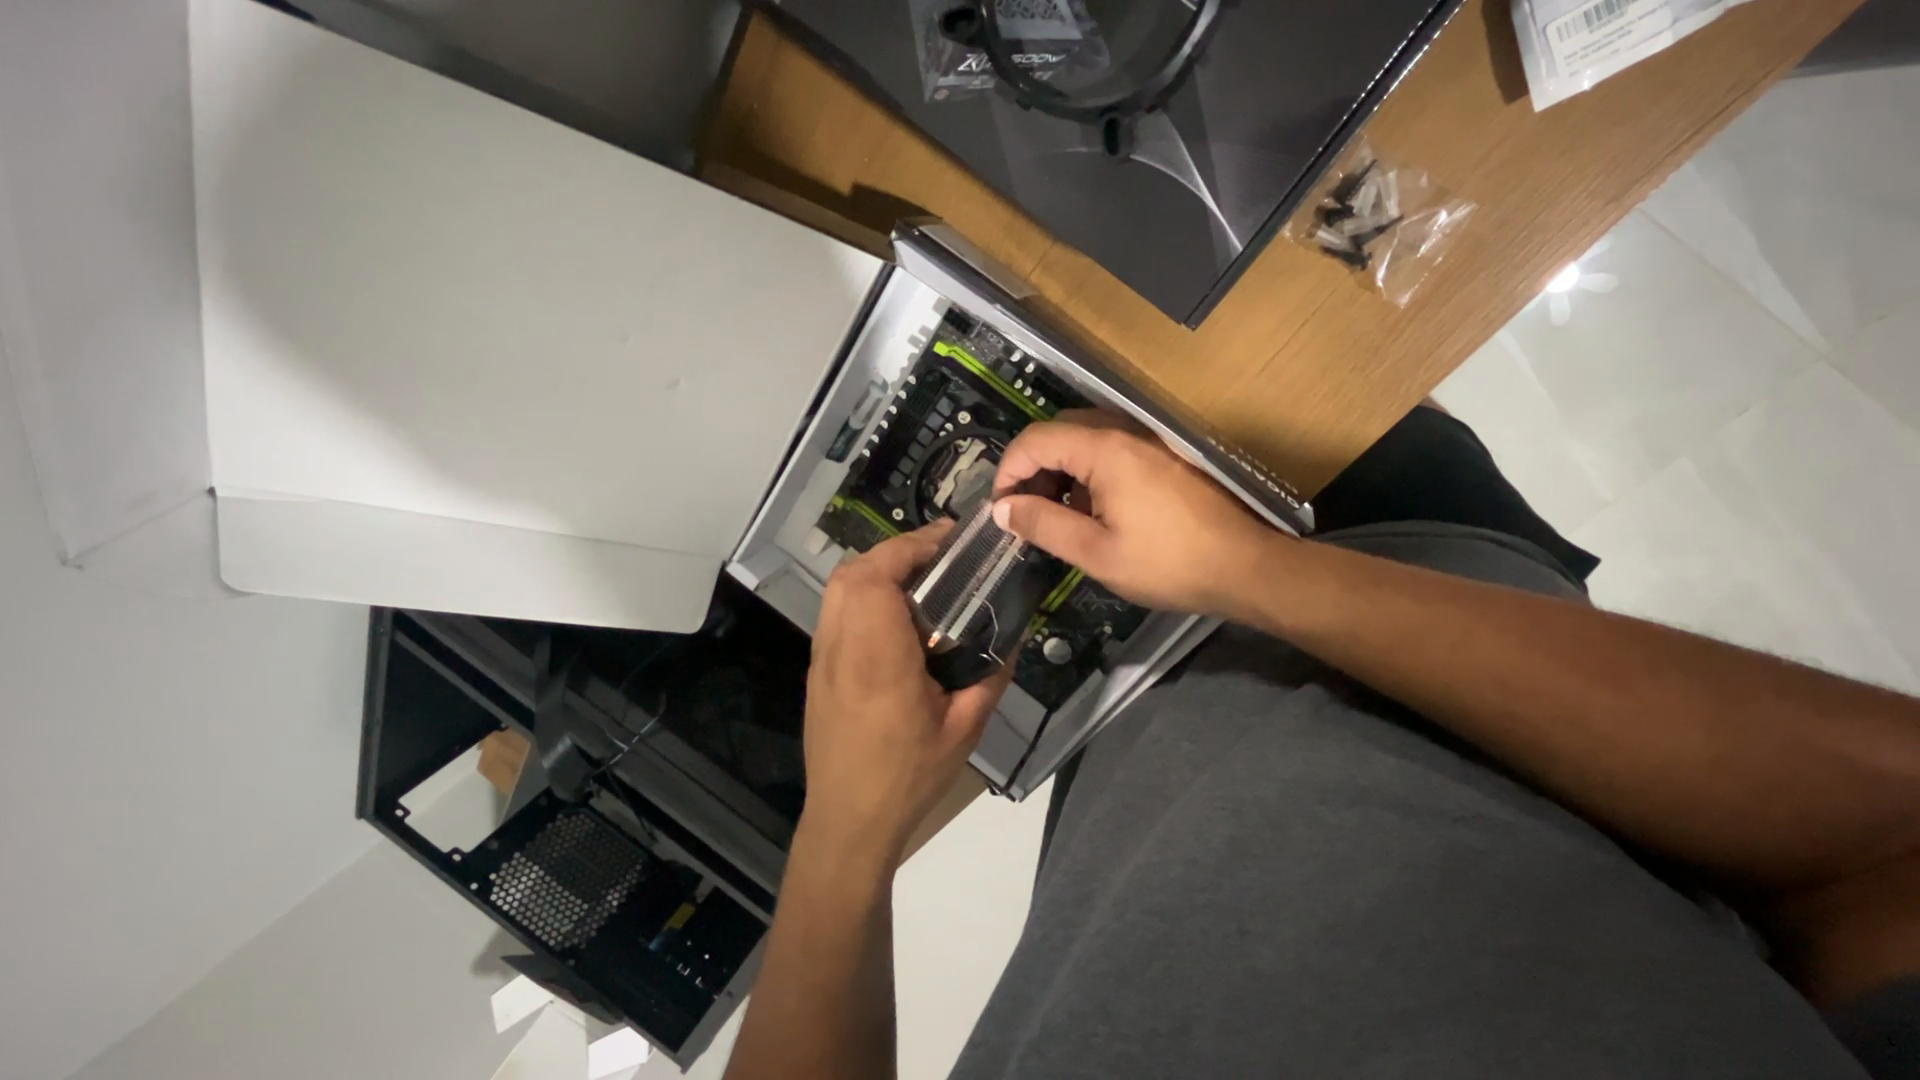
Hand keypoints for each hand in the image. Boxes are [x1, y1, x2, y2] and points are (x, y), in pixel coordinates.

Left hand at [801, 523, 1009, 872]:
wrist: (848, 822)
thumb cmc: (907, 778)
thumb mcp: (964, 729)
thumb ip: (989, 676)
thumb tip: (1010, 636)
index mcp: (878, 658)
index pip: (878, 577)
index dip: (911, 546)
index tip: (950, 542)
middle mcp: (841, 647)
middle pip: (853, 572)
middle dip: (896, 552)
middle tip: (941, 561)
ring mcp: (822, 658)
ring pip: (839, 590)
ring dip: (878, 572)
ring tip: (922, 583)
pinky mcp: (817, 671)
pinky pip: (837, 614)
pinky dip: (863, 596)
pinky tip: (896, 619)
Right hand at [992, 410, 1281, 619]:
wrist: (1245, 567)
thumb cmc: (1167, 564)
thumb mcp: (1095, 553)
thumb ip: (1043, 524)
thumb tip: (1002, 509)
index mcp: (1104, 450)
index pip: (1034, 440)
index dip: (1007, 472)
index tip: (1002, 511)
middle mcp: (1125, 432)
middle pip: (1059, 431)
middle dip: (1032, 468)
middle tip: (1026, 512)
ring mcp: (1149, 441)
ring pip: (1086, 439)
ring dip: (1060, 470)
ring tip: (1058, 517)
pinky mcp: (1165, 456)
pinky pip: (1112, 450)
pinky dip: (1089, 472)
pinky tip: (1095, 513)